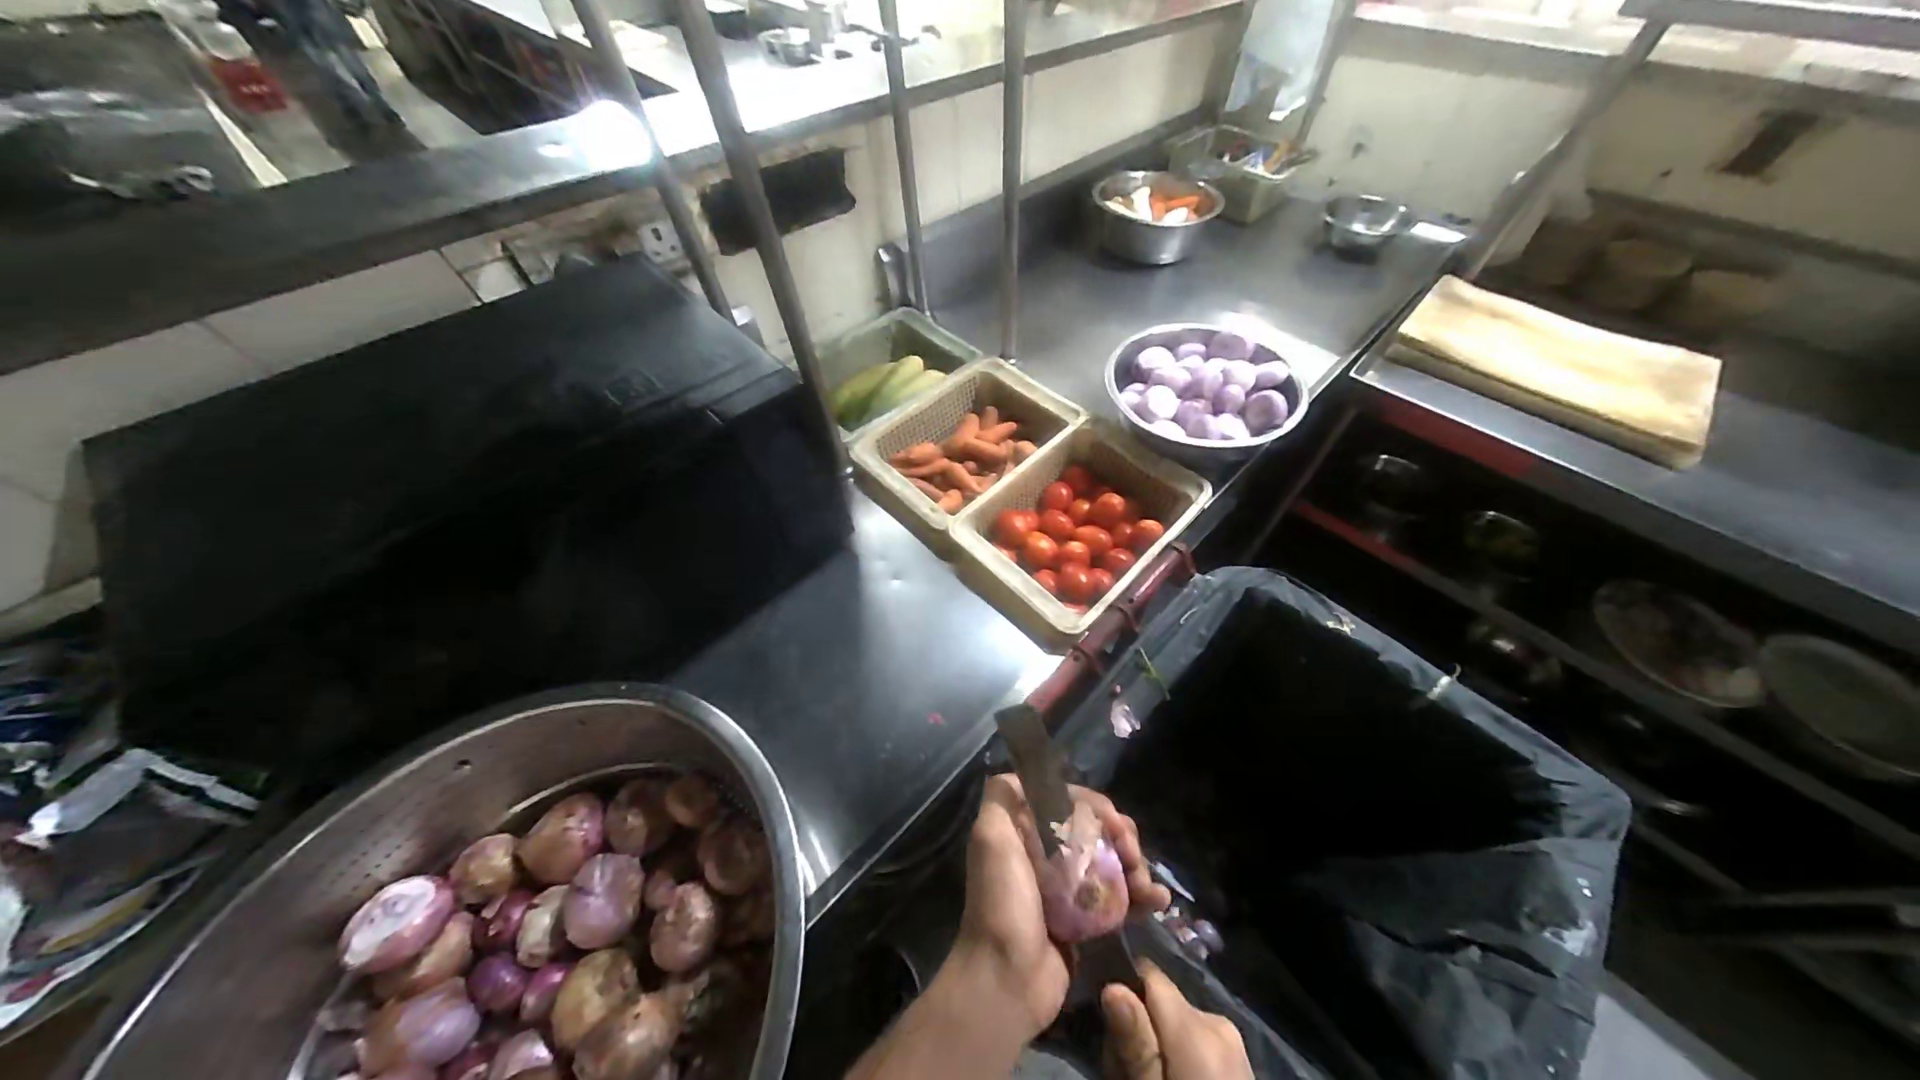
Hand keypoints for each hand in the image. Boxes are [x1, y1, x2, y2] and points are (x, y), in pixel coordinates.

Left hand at [943, 773, 1171, 1043]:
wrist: (1007, 979)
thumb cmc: (1002, 902)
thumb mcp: (992, 838)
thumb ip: (1002, 797)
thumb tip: (1026, 770)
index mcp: (1025, 832)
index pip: (1068, 803)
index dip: (1095, 806)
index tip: (1114, 823)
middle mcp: (1046, 855)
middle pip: (1094, 831)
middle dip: (1122, 837)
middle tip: (1134, 856)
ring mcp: (1067, 890)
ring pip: (1111, 862)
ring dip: (1137, 866)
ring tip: (1146, 885)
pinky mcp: (1086, 923)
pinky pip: (1119, 900)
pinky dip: (1141, 897)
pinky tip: (1157, 901)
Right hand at [1100, 959, 1252, 1079]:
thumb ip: (1135, 1045)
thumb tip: (1113, 985)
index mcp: (1198, 1028)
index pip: (1148, 974)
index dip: (1121, 992)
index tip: (1109, 1031)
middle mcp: (1219, 1023)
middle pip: (1160, 1001)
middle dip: (1137, 1029)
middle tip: (1124, 1074)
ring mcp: (1236, 1046)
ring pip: (1177, 1022)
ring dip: (1156, 1047)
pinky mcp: (1240, 1066)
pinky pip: (1198, 1042)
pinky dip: (1178, 1059)